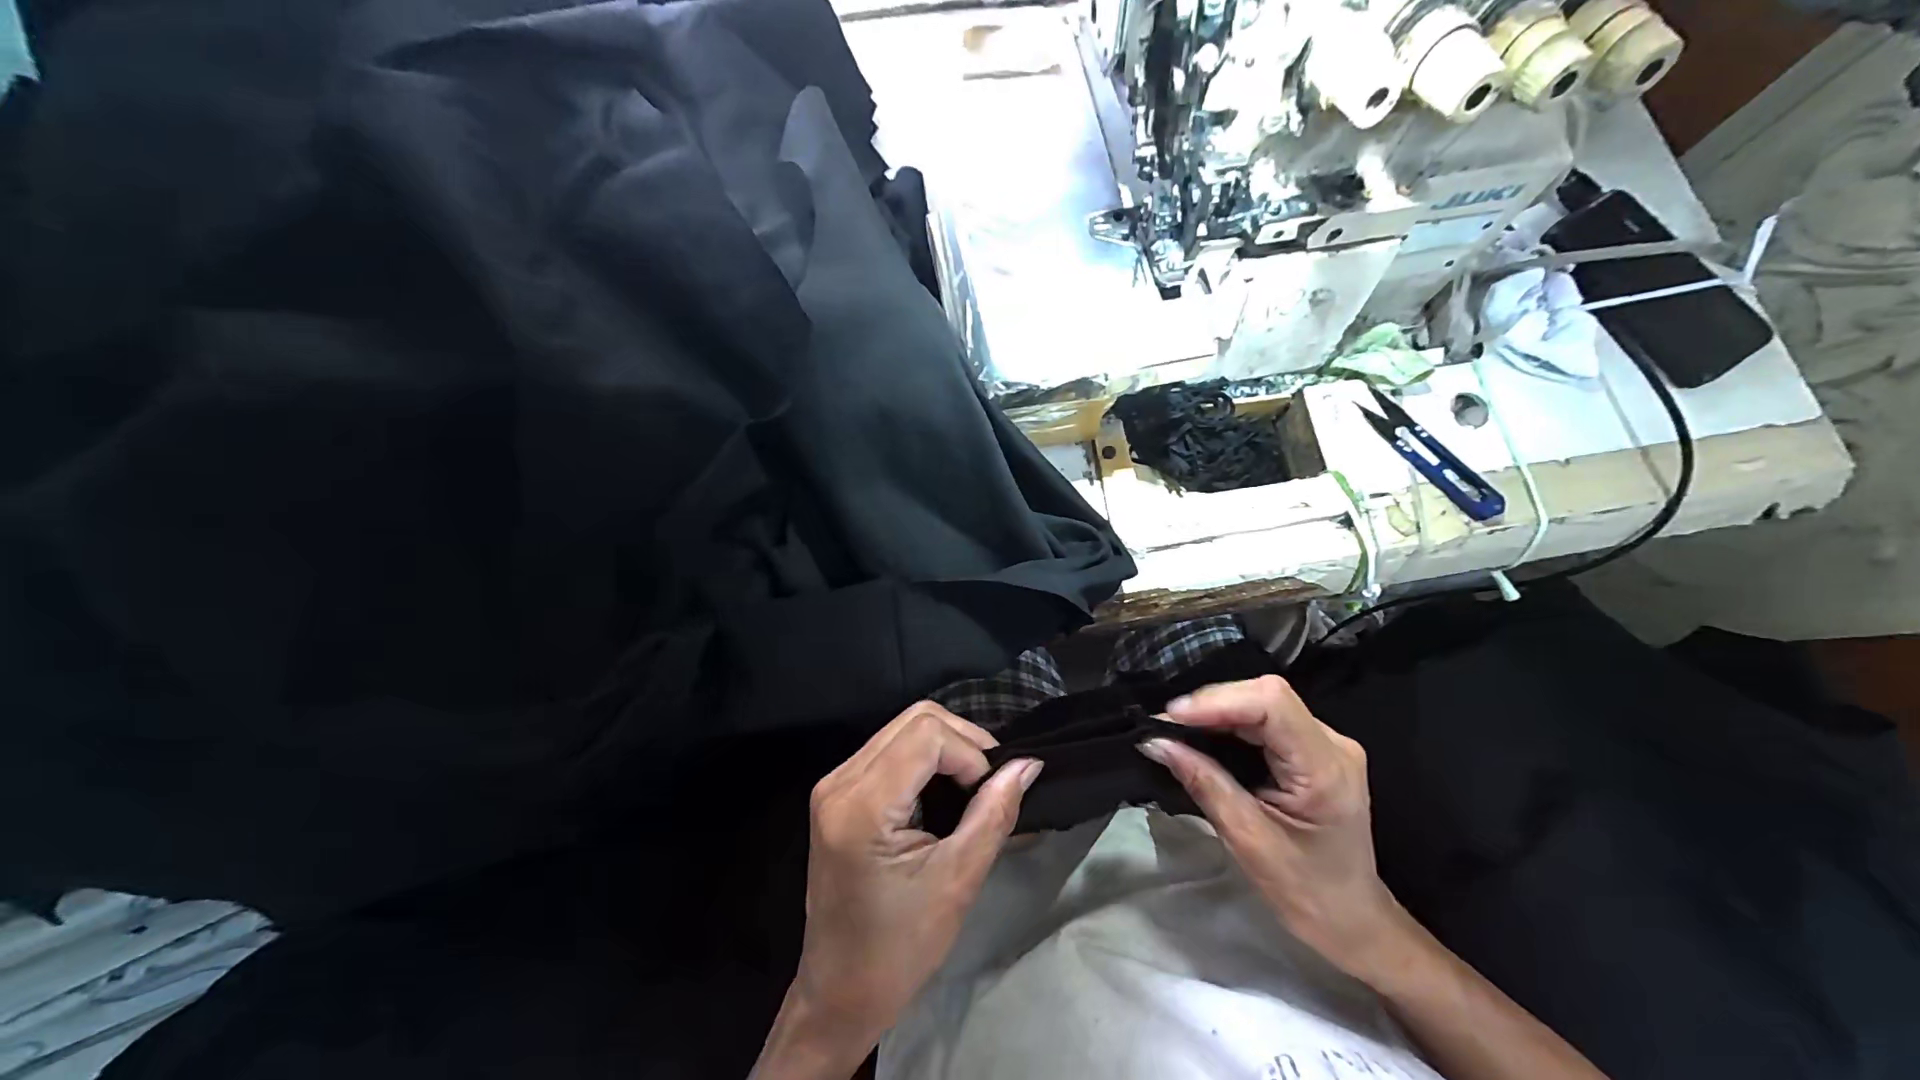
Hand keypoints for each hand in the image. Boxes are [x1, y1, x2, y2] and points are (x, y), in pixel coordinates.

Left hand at [753, 702, 1041, 1079]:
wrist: (840, 992)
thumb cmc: (900, 949)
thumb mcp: (957, 881)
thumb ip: (993, 813)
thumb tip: (1028, 764)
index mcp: (861, 805)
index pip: (927, 735)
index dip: (971, 754)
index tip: (989, 796)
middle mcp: (840, 781)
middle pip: (915, 719)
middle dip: (963, 742)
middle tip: (989, 784)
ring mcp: (833, 785)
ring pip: (902, 728)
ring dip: (945, 748)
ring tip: (972, 788)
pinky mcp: (837, 793)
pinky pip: (888, 749)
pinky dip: (924, 759)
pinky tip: (944, 791)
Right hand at [1139, 675, 1412, 982]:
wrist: (1351, 920)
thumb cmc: (1305, 891)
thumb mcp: (1247, 839)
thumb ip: (1203, 782)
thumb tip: (1155, 742)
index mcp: (1325, 769)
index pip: (1272, 704)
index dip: (1218, 701)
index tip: (1172, 717)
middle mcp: (1332, 744)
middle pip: (1266, 696)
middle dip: (1210, 704)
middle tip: (1164, 725)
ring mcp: (1325, 743)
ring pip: (1262, 701)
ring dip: (1215, 710)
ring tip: (1175, 728)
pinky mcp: (1311, 748)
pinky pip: (1265, 718)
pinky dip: (1227, 721)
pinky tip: (1201, 733)